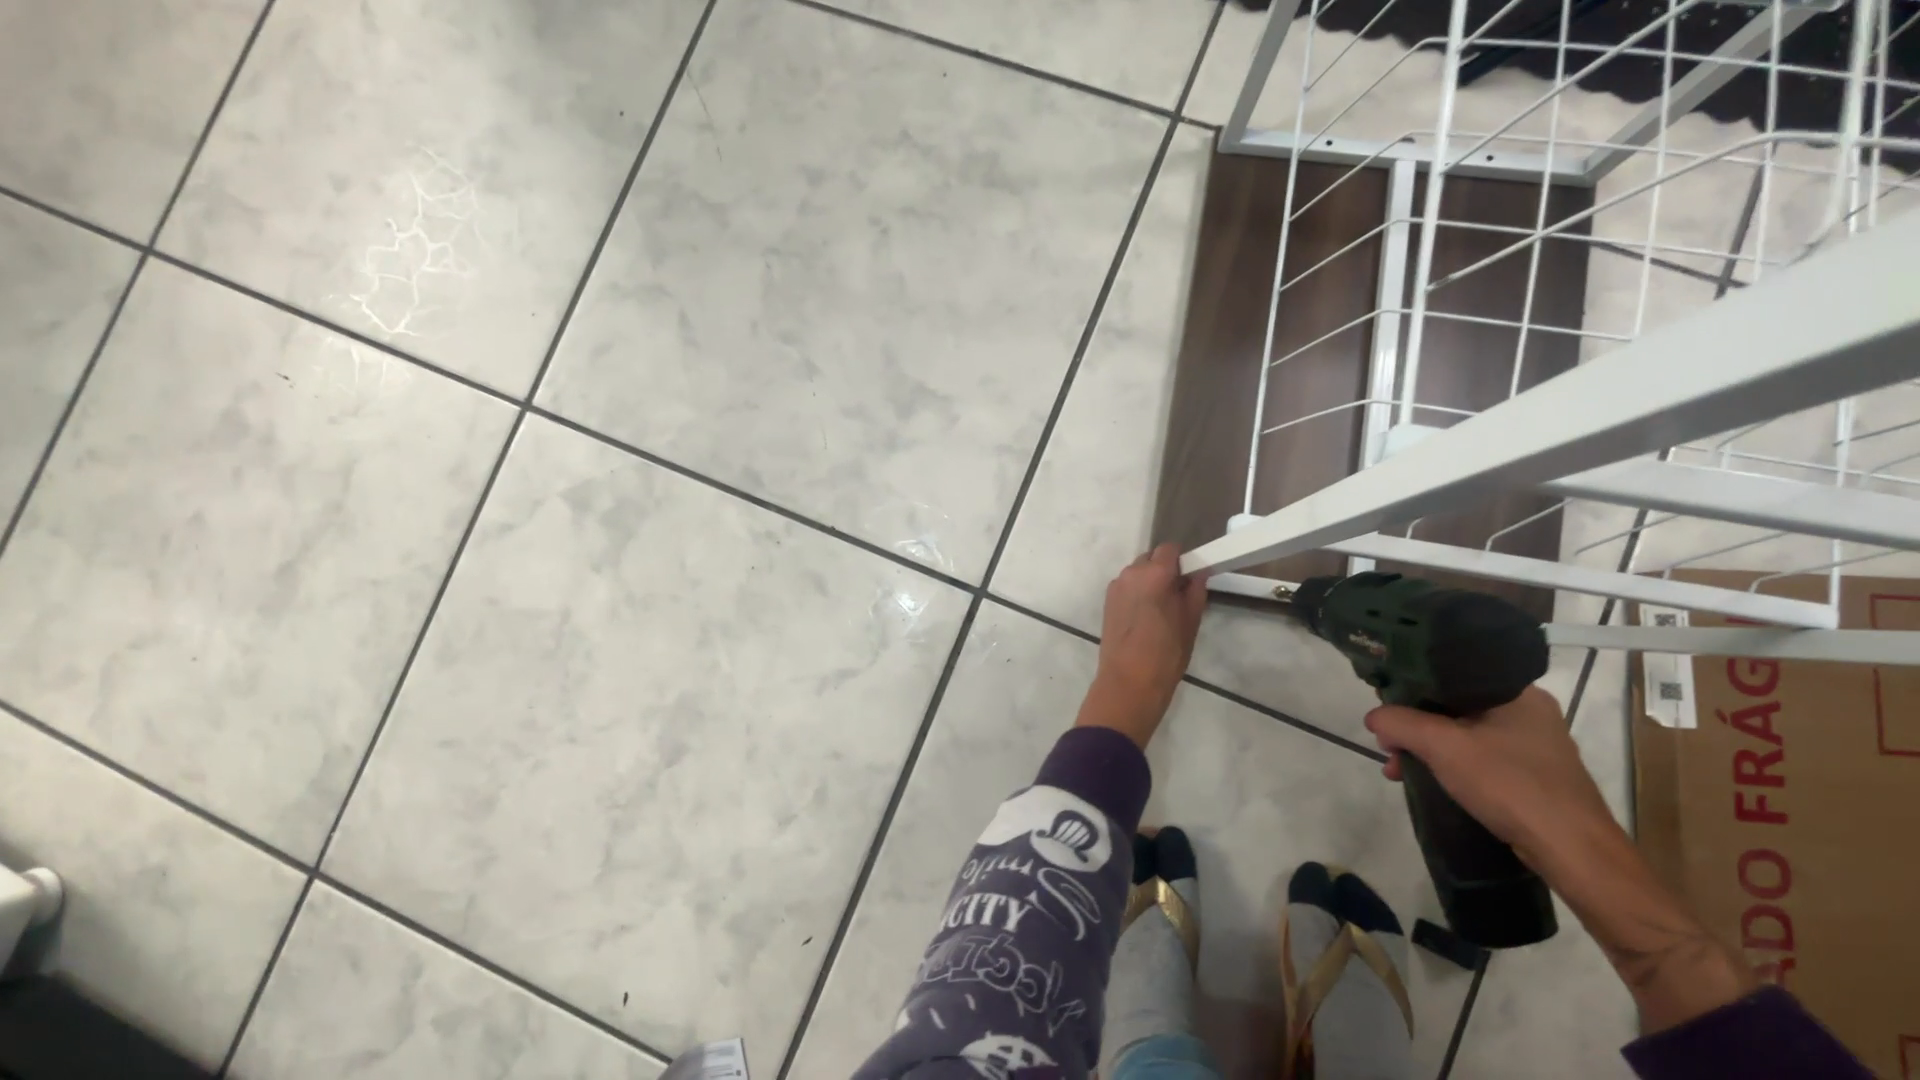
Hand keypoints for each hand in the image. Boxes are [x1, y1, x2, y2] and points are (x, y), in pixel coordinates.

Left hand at [1075, 544, 1208, 747]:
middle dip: (1164, 570)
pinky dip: (1137, 593)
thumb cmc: (1166, 653)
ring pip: (1137, 573)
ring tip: (1161, 609)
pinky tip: (1144, 617)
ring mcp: (1115, 587)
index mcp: (1154, 574)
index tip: (1190, 577)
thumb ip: (1195, 591)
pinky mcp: (1107, 602)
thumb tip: (1198, 573)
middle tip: (1177, 594)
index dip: (1182, 560)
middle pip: (1151, 558)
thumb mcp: (1190, 622)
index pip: (1170, 549)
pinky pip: (1126, 587)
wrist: (1129, 682)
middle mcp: (1130, 573)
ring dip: (1149, 581)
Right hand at [1364, 685, 1615, 869]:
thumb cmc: (1509, 784)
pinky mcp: (1535, 775)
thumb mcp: (1443, 746)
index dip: (1410, 689)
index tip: (1386, 710)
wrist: (1572, 849)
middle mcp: (1529, 711)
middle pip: (1454, 706)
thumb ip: (1401, 723)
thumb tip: (1374, 717)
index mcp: (1516, 691)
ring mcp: (1535, 745)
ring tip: (1399, 772)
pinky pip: (1481, 758)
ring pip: (1465, 735)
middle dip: (1415, 727)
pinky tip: (1431, 783)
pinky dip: (1452, 766)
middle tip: (1388, 747)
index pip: (1450, 676)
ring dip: (1429, 750)